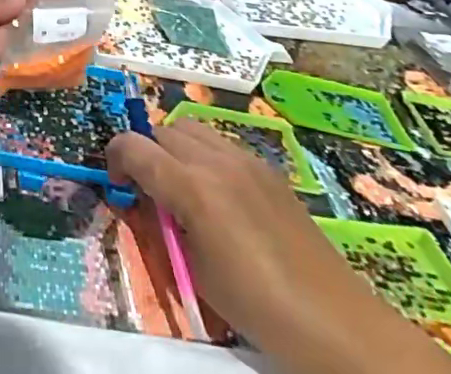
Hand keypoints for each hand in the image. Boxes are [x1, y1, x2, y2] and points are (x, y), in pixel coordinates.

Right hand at [108, 120, 443, 372]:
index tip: (118, 185)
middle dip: (145, 152)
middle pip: (161, 130)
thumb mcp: (193, 268)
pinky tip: (219, 194)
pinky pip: (222, 143)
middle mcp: (216, 161)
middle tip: (148, 189)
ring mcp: (247, 160)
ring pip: (192, 128)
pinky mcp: (269, 169)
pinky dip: (205, 155)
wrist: (335, 322)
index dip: (114, 159)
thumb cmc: (255, 304)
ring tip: (182, 186)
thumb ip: (165, 222)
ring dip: (175, 147)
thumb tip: (149, 199)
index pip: (133, 146)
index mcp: (192, 187)